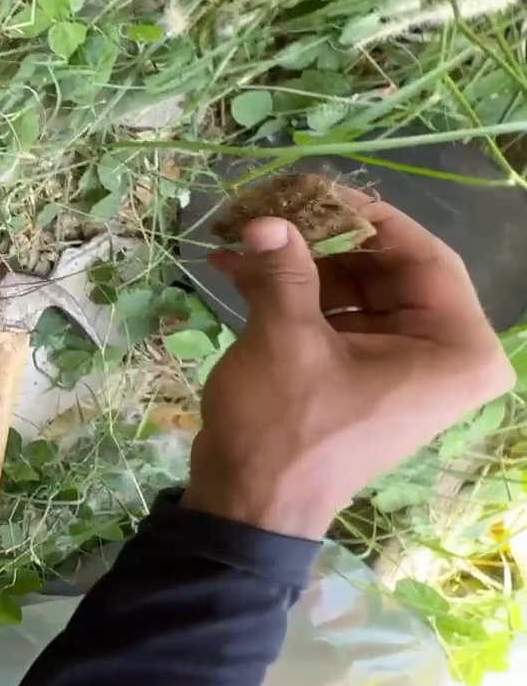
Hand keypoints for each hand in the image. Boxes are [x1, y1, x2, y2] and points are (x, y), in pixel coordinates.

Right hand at [185, 187, 515, 538]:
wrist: (251, 496)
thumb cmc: (285, 423)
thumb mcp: (283, 342)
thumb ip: (281, 275)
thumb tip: (264, 218)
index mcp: (454, 348)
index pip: (423, 258)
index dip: (363, 217)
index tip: (305, 190)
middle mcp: (435, 352)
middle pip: (382, 271)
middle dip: (315, 241)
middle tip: (257, 214)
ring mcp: (389, 363)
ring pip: (346, 290)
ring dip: (289, 265)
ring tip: (231, 243)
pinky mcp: (347, 371)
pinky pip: (325, 316)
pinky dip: (282, 293)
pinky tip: (233, 272)